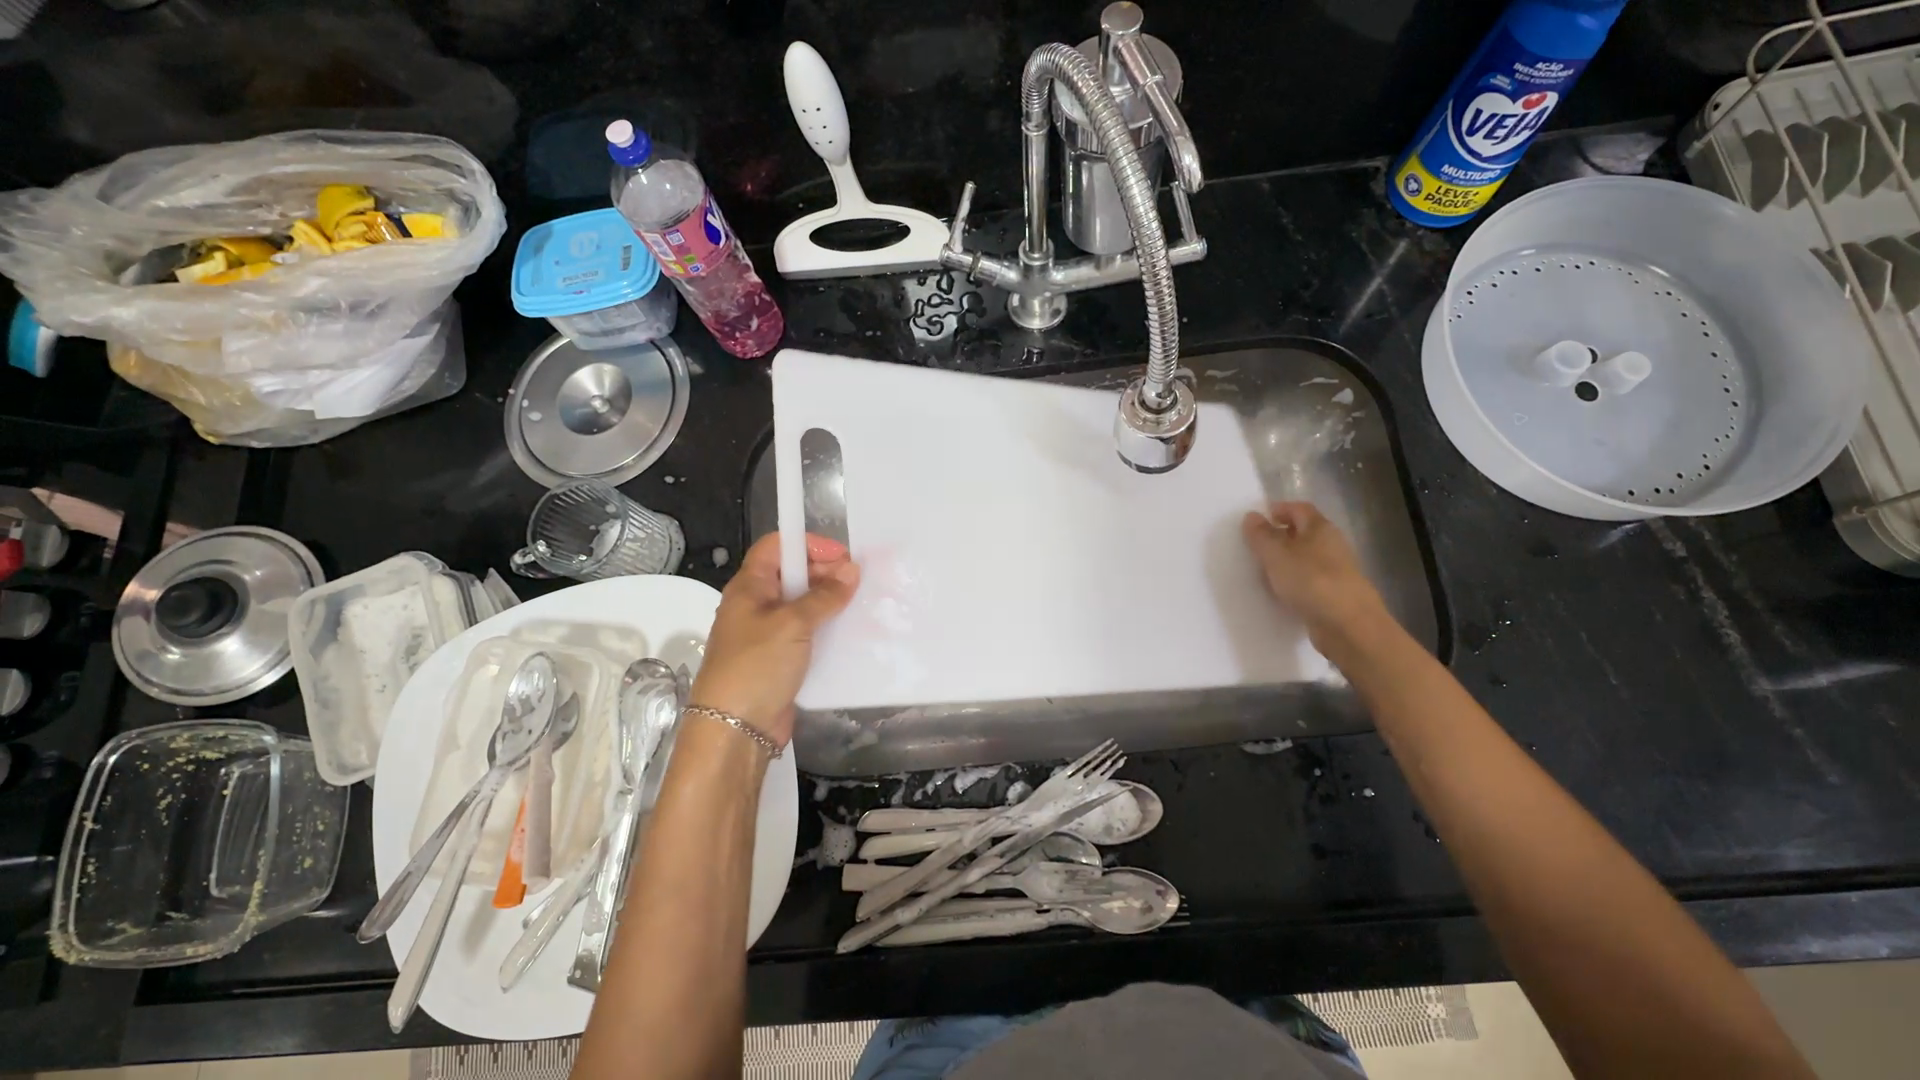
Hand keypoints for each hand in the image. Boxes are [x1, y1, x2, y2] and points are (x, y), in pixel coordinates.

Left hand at [689, 532, 859, 748]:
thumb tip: (851, 570)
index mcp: (749, 587)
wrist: (735, 729)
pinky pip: (808, 637)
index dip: (808, 545)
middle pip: (793, 575)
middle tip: (857, 583)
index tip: (843, 557)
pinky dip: (828, 632)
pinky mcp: (782, 661)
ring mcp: (768, 635)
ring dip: (831, 604)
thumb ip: (824, 596)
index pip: (776, 547)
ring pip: (803, 607)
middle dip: (825, 573)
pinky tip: (853, 634)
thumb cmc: (757, 666)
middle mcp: (756, 606)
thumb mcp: (792, 624)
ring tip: (862, 605)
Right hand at [1242, 501, 1389, 648]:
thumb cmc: (1310, 580)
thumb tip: (1252, 516)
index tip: (1258, 518)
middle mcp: (1332, 545)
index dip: (1279, 509)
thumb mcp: (1276, 554)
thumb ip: (1261, 535)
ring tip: (1263, 572)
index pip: (1299, 508)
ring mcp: (1337, 571)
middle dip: (1281, 537)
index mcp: (1320, 528)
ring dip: (1287, 562)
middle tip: (1256, 546)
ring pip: (1307, 559)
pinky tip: (1281, 595)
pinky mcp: (1336, 595)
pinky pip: (1310, 582)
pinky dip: (1295, 584)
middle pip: (1305, 533)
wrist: (1347, 624)